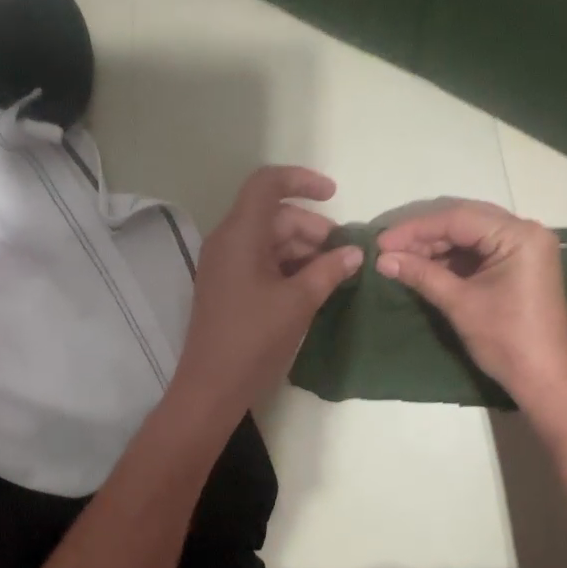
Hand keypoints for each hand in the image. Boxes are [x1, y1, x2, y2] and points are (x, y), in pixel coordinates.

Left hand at [172, 166, 362, 415]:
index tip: (333, 195)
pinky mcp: (226, 288)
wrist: (212, 387)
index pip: (267, 184)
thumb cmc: (254, 340)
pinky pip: (259, 262)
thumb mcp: (299, 303)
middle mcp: (227, 242)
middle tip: (341, 254)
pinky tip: (311, 286)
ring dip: (302, 249)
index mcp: (239, 235)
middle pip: (272, 214)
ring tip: (332, 272)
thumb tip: (354, 253)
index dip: (301, 180)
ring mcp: (224, 266)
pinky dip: (286, 266)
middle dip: (310, 227)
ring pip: (268, 240)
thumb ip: (328, 271)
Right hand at [376, 200, 566, 402]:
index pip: (458, 218)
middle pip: (465, 221)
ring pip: (470, 235)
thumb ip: (422, 274)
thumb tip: (382, 259)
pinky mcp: (518, 265)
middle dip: (424, 235)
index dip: (415, 229)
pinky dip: (452, 258)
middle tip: (387, 248)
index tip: (382, 241)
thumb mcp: (460, 303)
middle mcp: (525, 232)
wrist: (543, 377)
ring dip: (435, 246)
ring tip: (399, 258)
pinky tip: (424, 265)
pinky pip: (479, 252)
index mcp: (518, 235)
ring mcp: (524, 248)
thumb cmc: (506, 340)